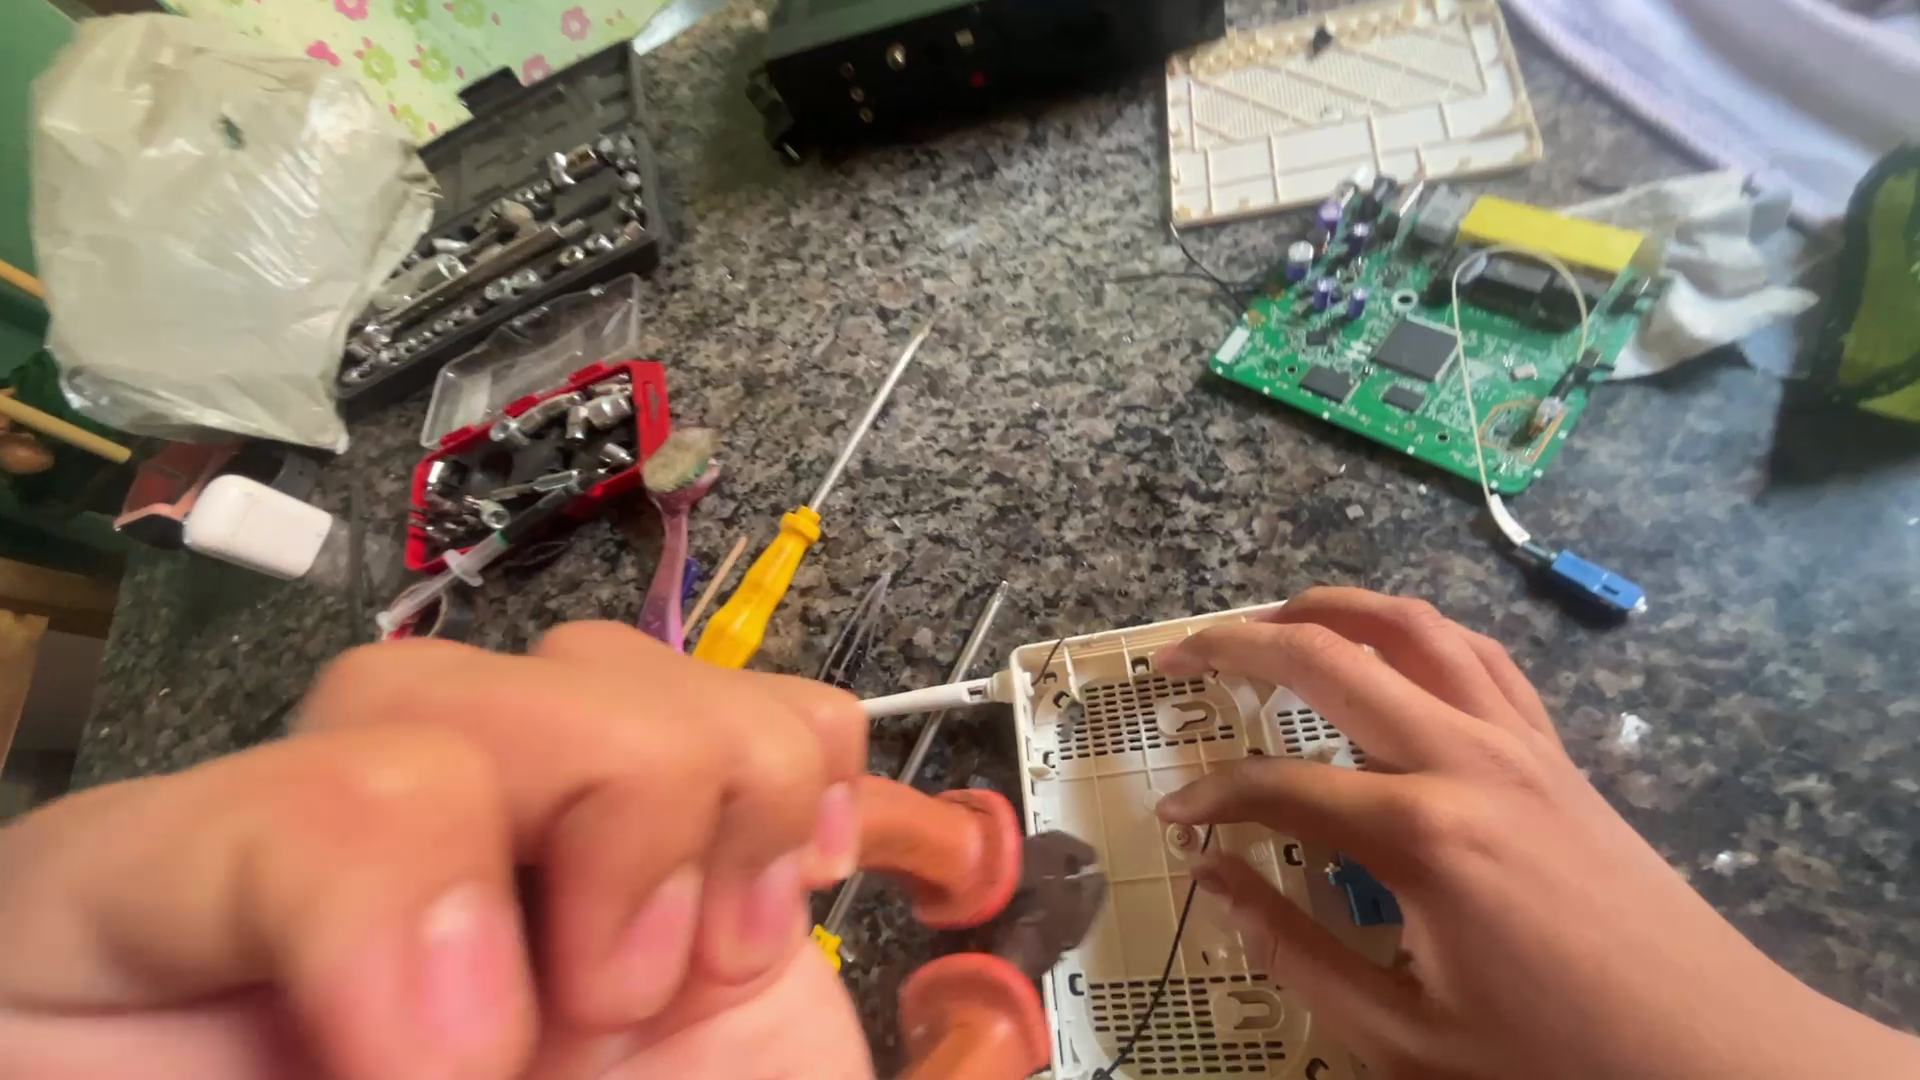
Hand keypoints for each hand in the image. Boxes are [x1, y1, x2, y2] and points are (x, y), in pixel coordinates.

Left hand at [0, 622, 874, 1079]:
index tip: (476, 1063)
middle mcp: (387, 823)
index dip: (396, 891)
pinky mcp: (715, 809)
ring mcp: (574, 803)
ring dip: (725, 812)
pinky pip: (782, 702)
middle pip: (477, 691)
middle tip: (624, 1006)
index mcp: (188, 930)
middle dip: (605, 832)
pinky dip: (815, 779)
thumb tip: (492, 1009)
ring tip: (721, 959)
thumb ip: (326, 1073)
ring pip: (642, 672)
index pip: (285, 798)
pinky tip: (796, 881)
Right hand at [1151, 587, 1919, 1079]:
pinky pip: (1474, 654)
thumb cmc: (1561, 1062)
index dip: (1210, 799)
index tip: (1173, 818)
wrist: (1740, 1070)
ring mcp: (1514, 739)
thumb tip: (1208, 876)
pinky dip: (1410, 629)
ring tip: (1265, 617)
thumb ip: (1291, 949)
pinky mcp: (1550, 746)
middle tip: (1178, 656)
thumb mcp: (1406, 1041)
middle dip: (1233, 646)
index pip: (1275, 788)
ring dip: (1324, 607)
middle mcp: (1462, 757)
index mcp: (1421, 834)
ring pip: (1406, 626)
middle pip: (1325, 659)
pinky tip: (1378, 643)